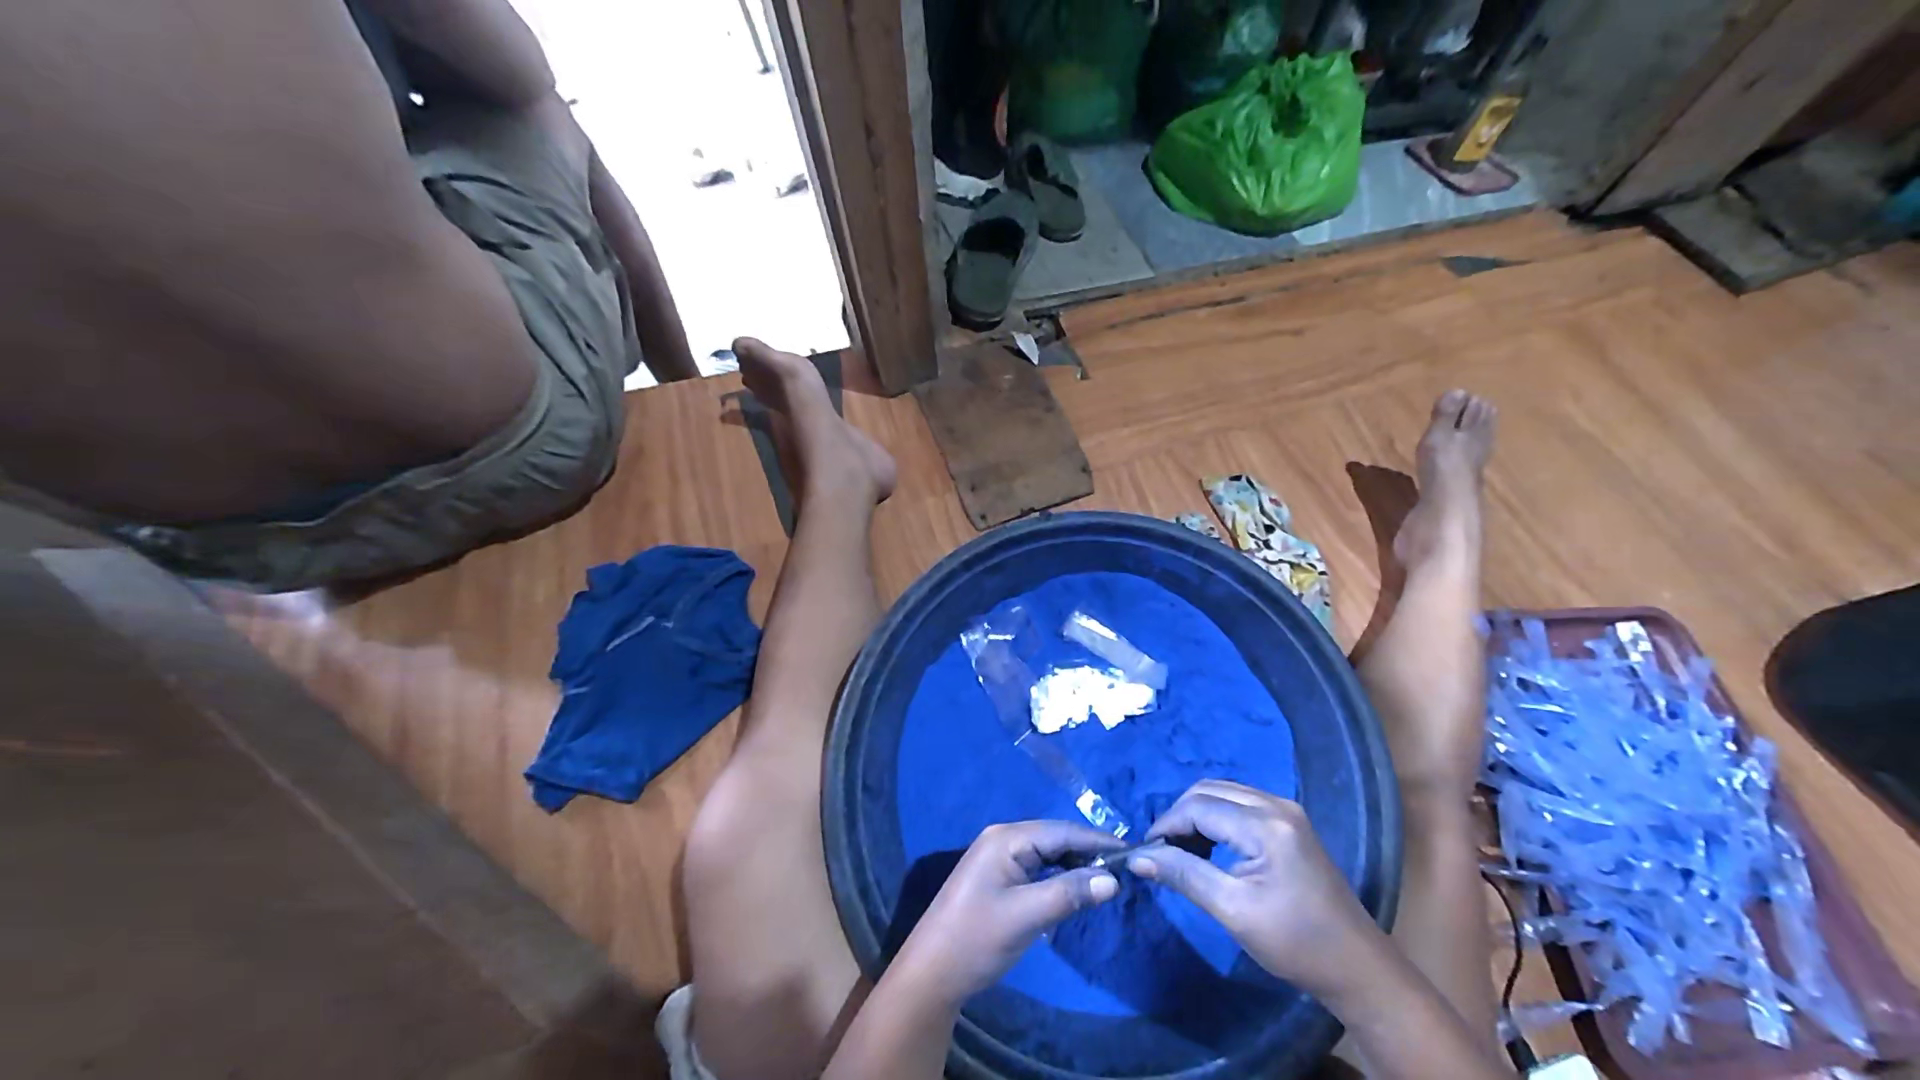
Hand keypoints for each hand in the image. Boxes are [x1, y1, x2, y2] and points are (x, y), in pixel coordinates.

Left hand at [894, 821, 1124, 1004]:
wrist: (932, 972)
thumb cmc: (977, 939)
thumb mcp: (1027, 917)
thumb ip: (1069, 894)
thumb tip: (1113, 880)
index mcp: (1006, 839)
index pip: (1061, 831)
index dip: (1097, 840)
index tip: (1132, 852)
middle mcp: (1002, 839)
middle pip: (1055, 838)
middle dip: (1089, 851)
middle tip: (1126, 869)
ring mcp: (998, 857)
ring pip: (1047, 853)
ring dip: (1075, 864)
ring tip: (1108, 879)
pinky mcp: (998, 877)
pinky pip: (1037, 868)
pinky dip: (1059, 876)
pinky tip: (1076, 889)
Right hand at [1126, 780, 1375, 997]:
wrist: (1357, 966)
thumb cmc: (1295, 943)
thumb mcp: (1233, 911)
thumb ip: (1185, 875)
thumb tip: (1138, 858)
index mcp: (1265, 825)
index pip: (1198, 806)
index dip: (1166, 825)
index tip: (1146, 852)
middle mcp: (1276, 805)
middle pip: (1208, 791)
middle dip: (1179, 816)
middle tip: (1162, 851)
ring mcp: (1287, 810)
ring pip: (1223, 793)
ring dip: (1196, 814)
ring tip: (1182, 851)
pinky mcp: (1290, 821)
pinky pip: (1239, 802)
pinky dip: (1216, 817)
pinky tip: (1209, 846)